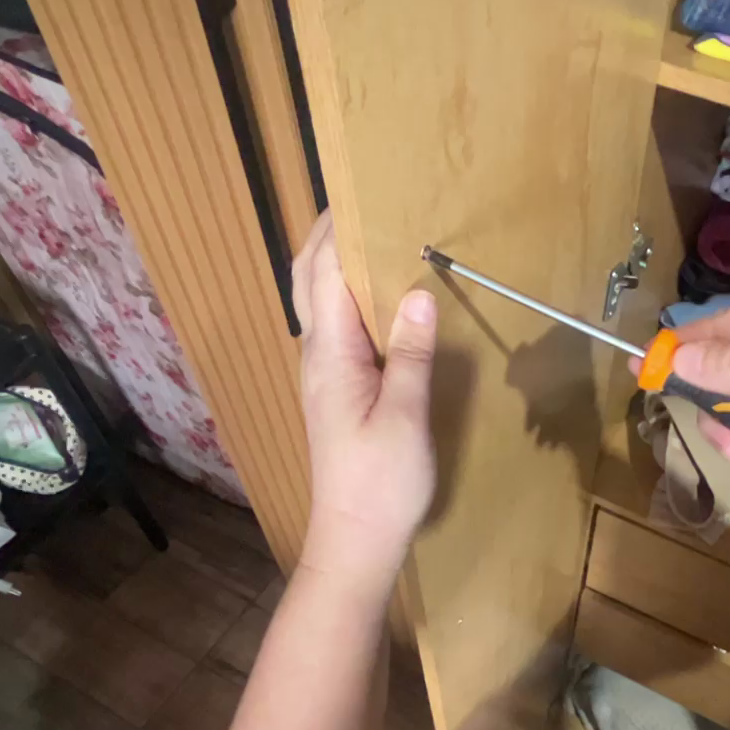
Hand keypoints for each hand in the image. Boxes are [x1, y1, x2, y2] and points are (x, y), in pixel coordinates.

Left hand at [293, 212, 436, 583]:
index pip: (322, 274)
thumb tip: (417, 292)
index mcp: (330, 355)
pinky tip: (387, 303)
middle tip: (373, 206)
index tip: (361, 190)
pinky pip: (340, 330)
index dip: (336, 229)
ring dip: (341, 266)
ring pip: (323, 305)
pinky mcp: (338, 392)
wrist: (355, 538)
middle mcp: (318, 357)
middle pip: (312, 282)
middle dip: (331, 238)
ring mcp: (325, 376)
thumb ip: (410, 354)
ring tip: (383, 241)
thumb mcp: (404, 417)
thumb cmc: (380, 482)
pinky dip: (354, 300)